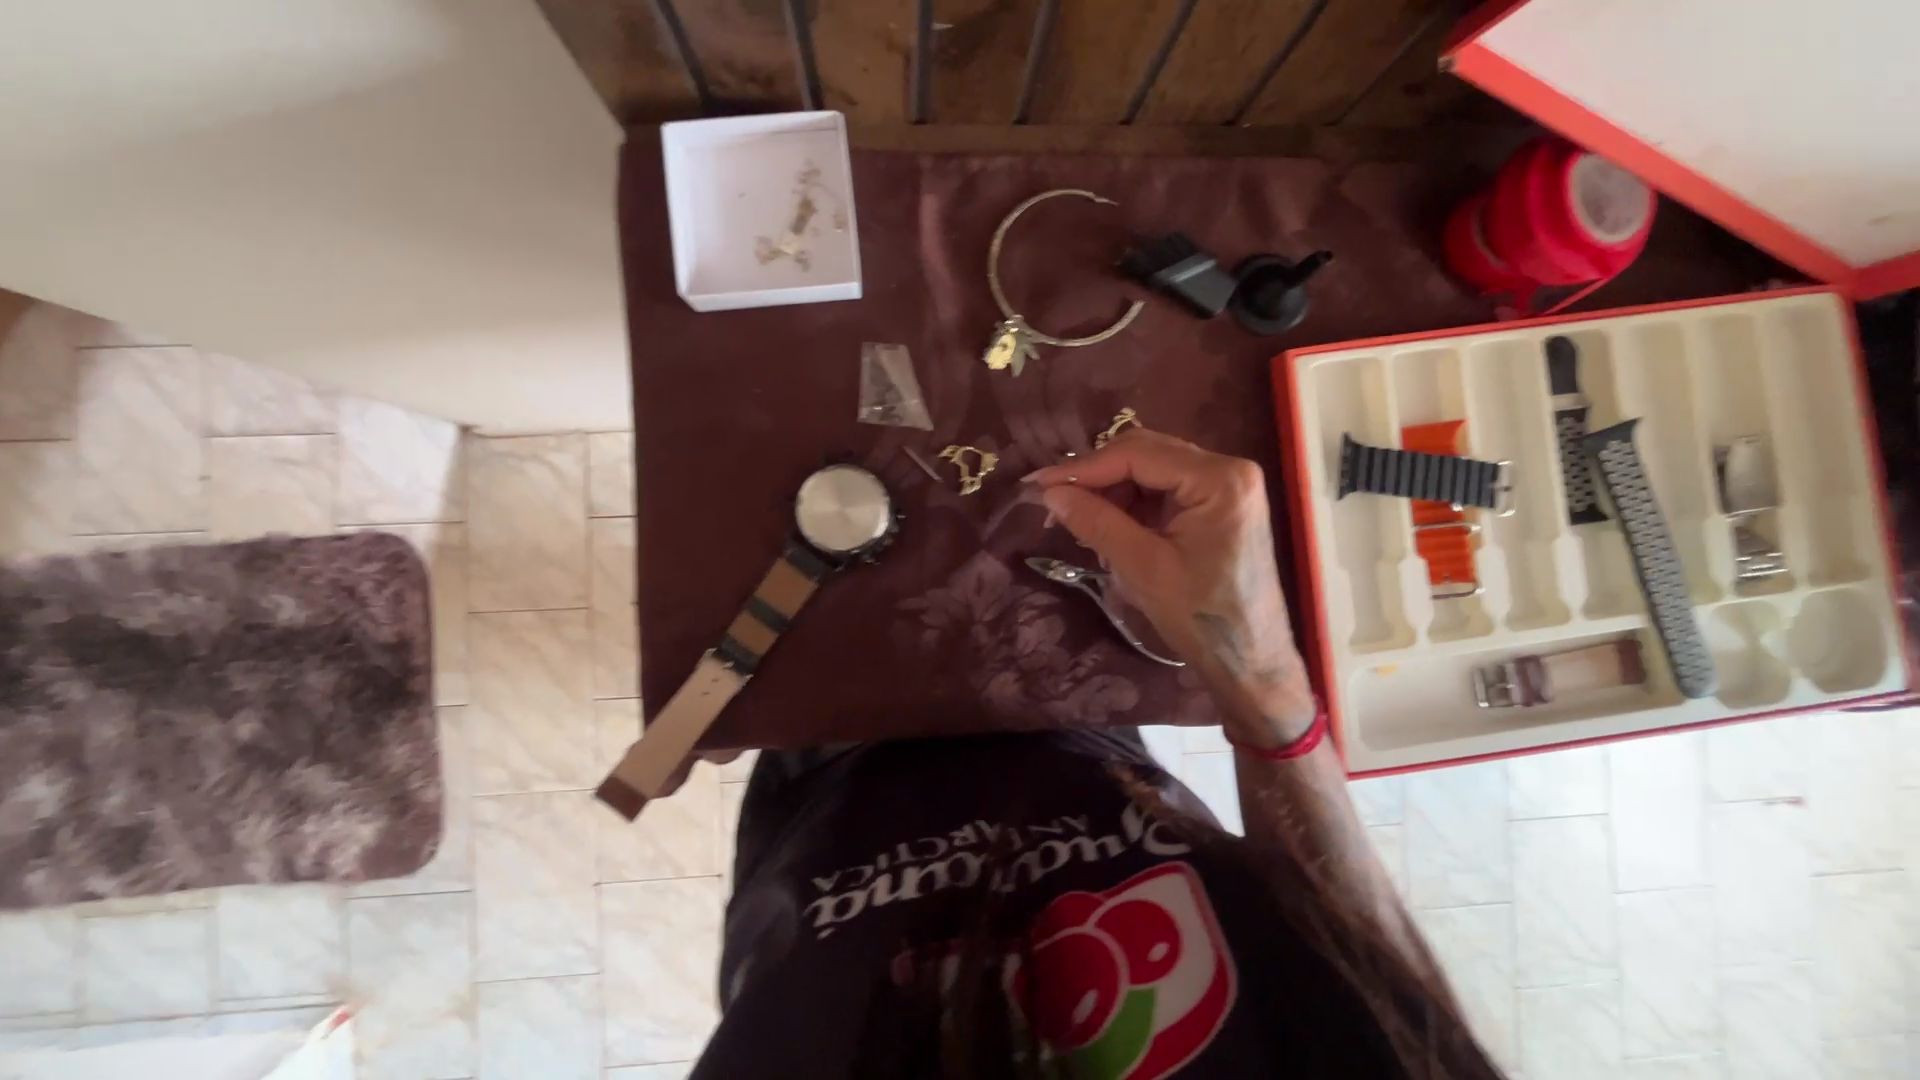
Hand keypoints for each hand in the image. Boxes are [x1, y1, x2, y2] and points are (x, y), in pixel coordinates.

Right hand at [1026, 430, 1315, 747]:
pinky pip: (1163, 492)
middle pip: (1145, 454)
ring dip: (1111, 493)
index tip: (1039, 484)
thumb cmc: (1200, 616)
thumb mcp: (1142, 567)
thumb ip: (1096, 522)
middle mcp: (1228, 469)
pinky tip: (1107, 529)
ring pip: (1151, 471)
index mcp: (1219, 478)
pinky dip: (1131, 507)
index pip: (1138, 453)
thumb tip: (1049, 493)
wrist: (1249, 661)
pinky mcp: (1218, 506)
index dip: (1084, 467)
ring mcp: (1225, 487)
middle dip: (1096, 478)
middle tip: (1052, 501)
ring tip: (1077, 523)